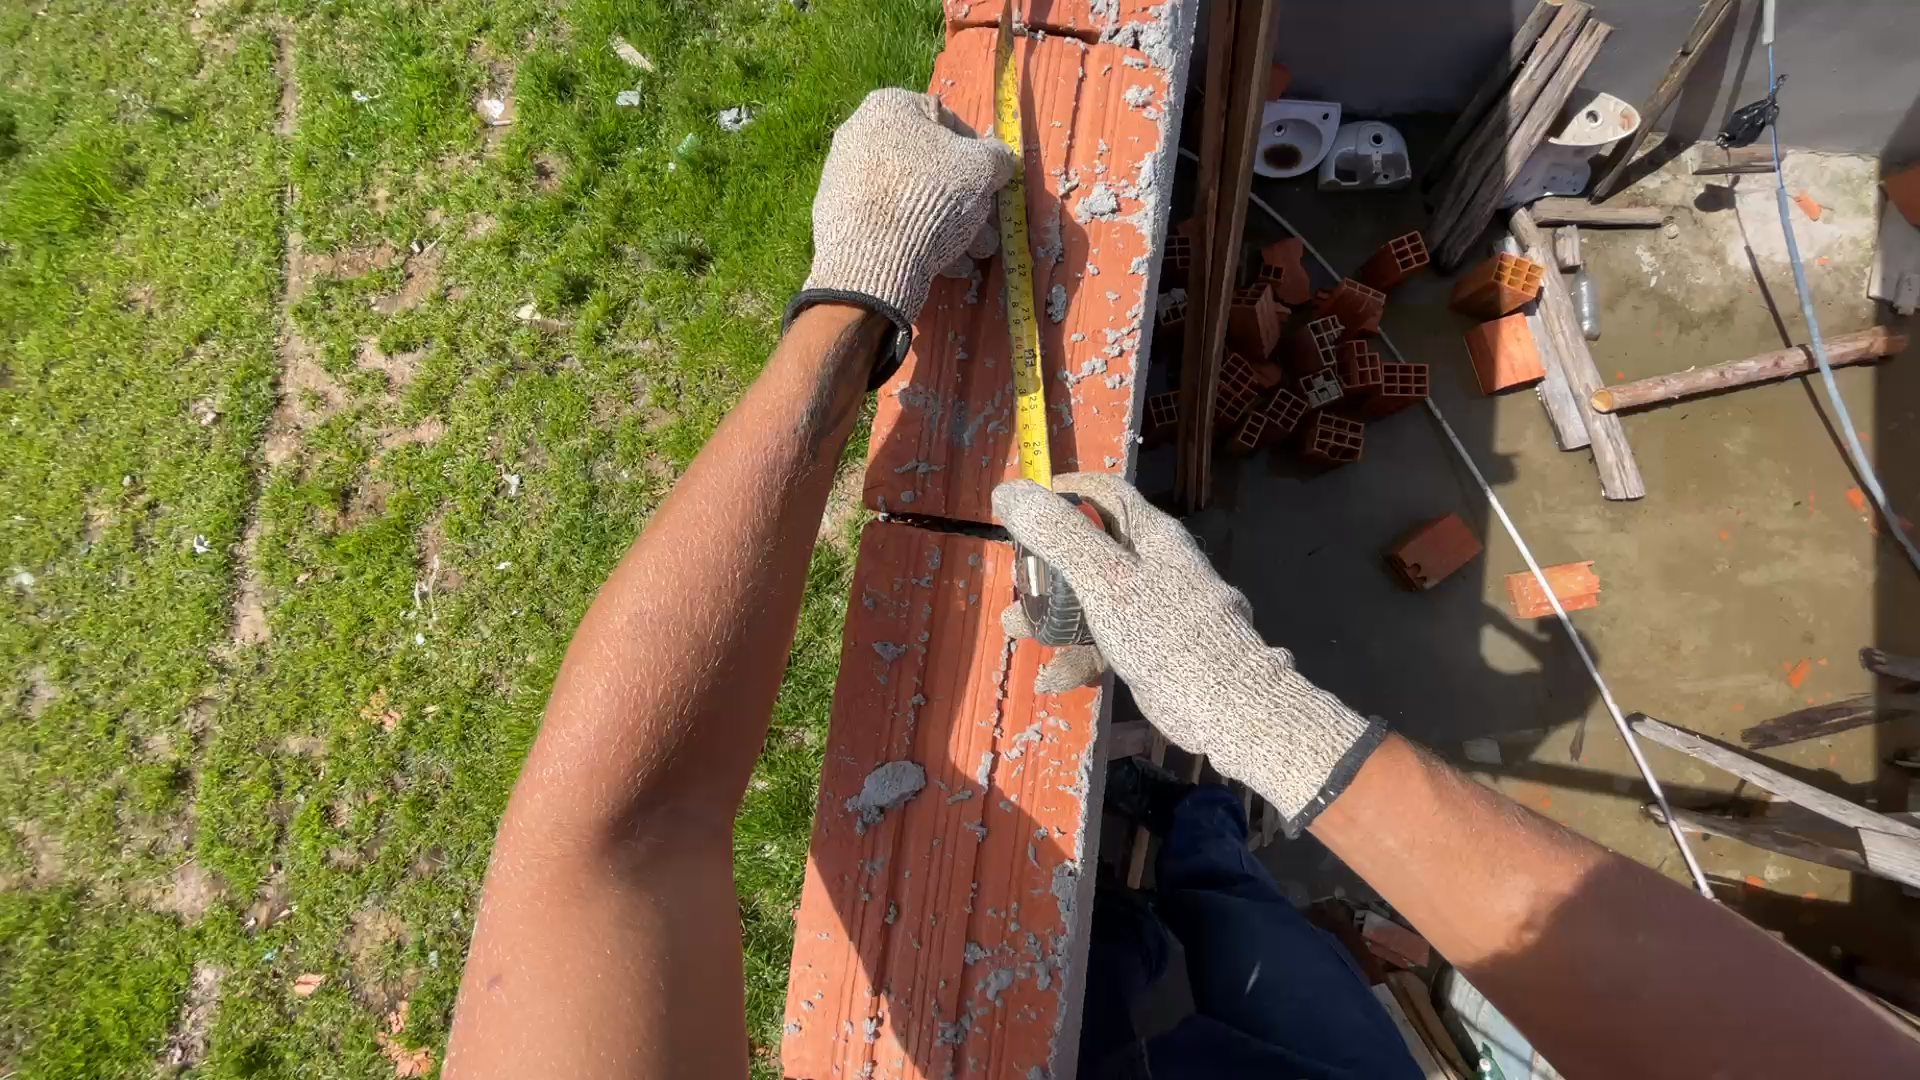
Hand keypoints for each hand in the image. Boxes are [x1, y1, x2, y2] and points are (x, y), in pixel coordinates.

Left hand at [789, 88, 1015, 379]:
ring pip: (914, 201)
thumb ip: (998, 157)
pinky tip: (944, 267)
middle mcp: (861, 135)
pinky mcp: (842, 221)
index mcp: (890, 106)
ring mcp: (847, 180)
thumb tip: (1002, 160)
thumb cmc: (931, 199)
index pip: (948, 121)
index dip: (980, 155)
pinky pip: (891, 224)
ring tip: (973, 257)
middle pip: (932, 169)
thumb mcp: (981, 170)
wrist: (873, 260)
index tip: (994, 186)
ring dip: (952, 229)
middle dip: (967, 204)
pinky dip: (919, 242)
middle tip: (987, 234)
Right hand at [993, 474, 1385, 835]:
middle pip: (1092, 548)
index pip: (1105, 493)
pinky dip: (1079, 654)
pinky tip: (1053, 678)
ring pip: (1094, 597)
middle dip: (1047, 566)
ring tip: (1017, 630)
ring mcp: (1155, 606)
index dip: (1064, 492)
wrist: (1224, 705)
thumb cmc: (1164, 630)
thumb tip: (1008, 492)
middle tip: (1018, 580)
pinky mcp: (1153, 646)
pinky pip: (1108, 639)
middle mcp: (1155, 563)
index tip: (1026, 506)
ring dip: (1054, 614)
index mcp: (1151, 534)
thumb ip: (1059, 535)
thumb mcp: (1104, 577)